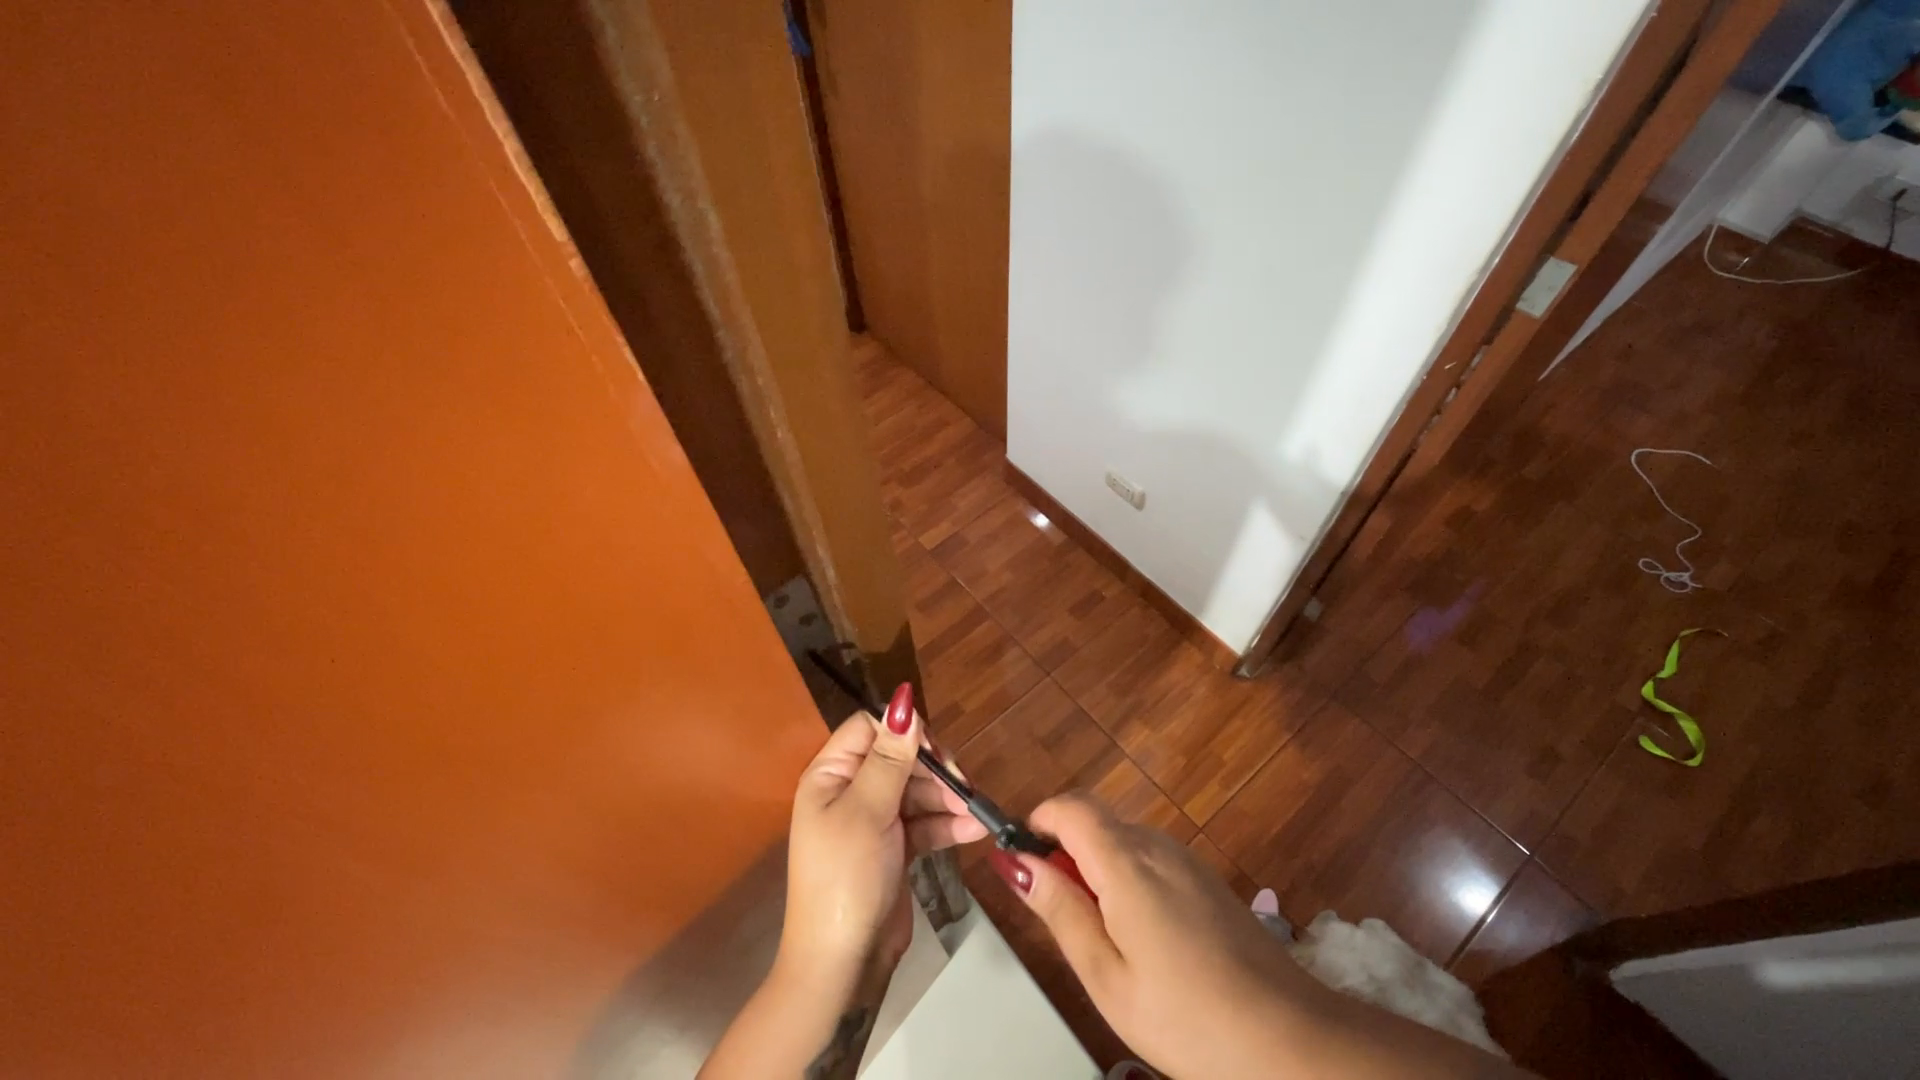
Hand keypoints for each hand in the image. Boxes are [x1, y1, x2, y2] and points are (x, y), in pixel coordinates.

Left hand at [775, 686, 986, 992]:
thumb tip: (904, 700)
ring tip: (974, 815)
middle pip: (899, 759)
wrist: (843, 959)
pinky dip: (947, 826)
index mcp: (831, 775)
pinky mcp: (895, 849)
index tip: (936, 753)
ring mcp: (874, 822)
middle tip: (963, 788)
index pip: (870, 730)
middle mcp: (850, 792)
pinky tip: (974, 831)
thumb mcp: (868, 811)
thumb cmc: (846, 876)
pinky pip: (924, 824)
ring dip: (946, 800)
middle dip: (933, 771)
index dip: (904, 734)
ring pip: (917, 793)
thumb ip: (891, 758)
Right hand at [986, 794, 1305, 1077]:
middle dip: (1065, 856)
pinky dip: (1128, 884)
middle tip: (1065, 924)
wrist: (1289, 1039)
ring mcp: (1188, 861)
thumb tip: (1015, 862)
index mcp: (1127, 862)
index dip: (1037, 823)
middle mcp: (1158, 846)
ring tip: (1106, 945)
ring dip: (1097, 873)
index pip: (1070, 807)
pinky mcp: (1207, 880)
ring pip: (1122, 843)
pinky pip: (1151, 862)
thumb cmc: (1185, 1016)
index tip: (1023, 866)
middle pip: (1095, 823)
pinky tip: (1145, 944)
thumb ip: (1059, 910)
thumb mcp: (1105, 974)